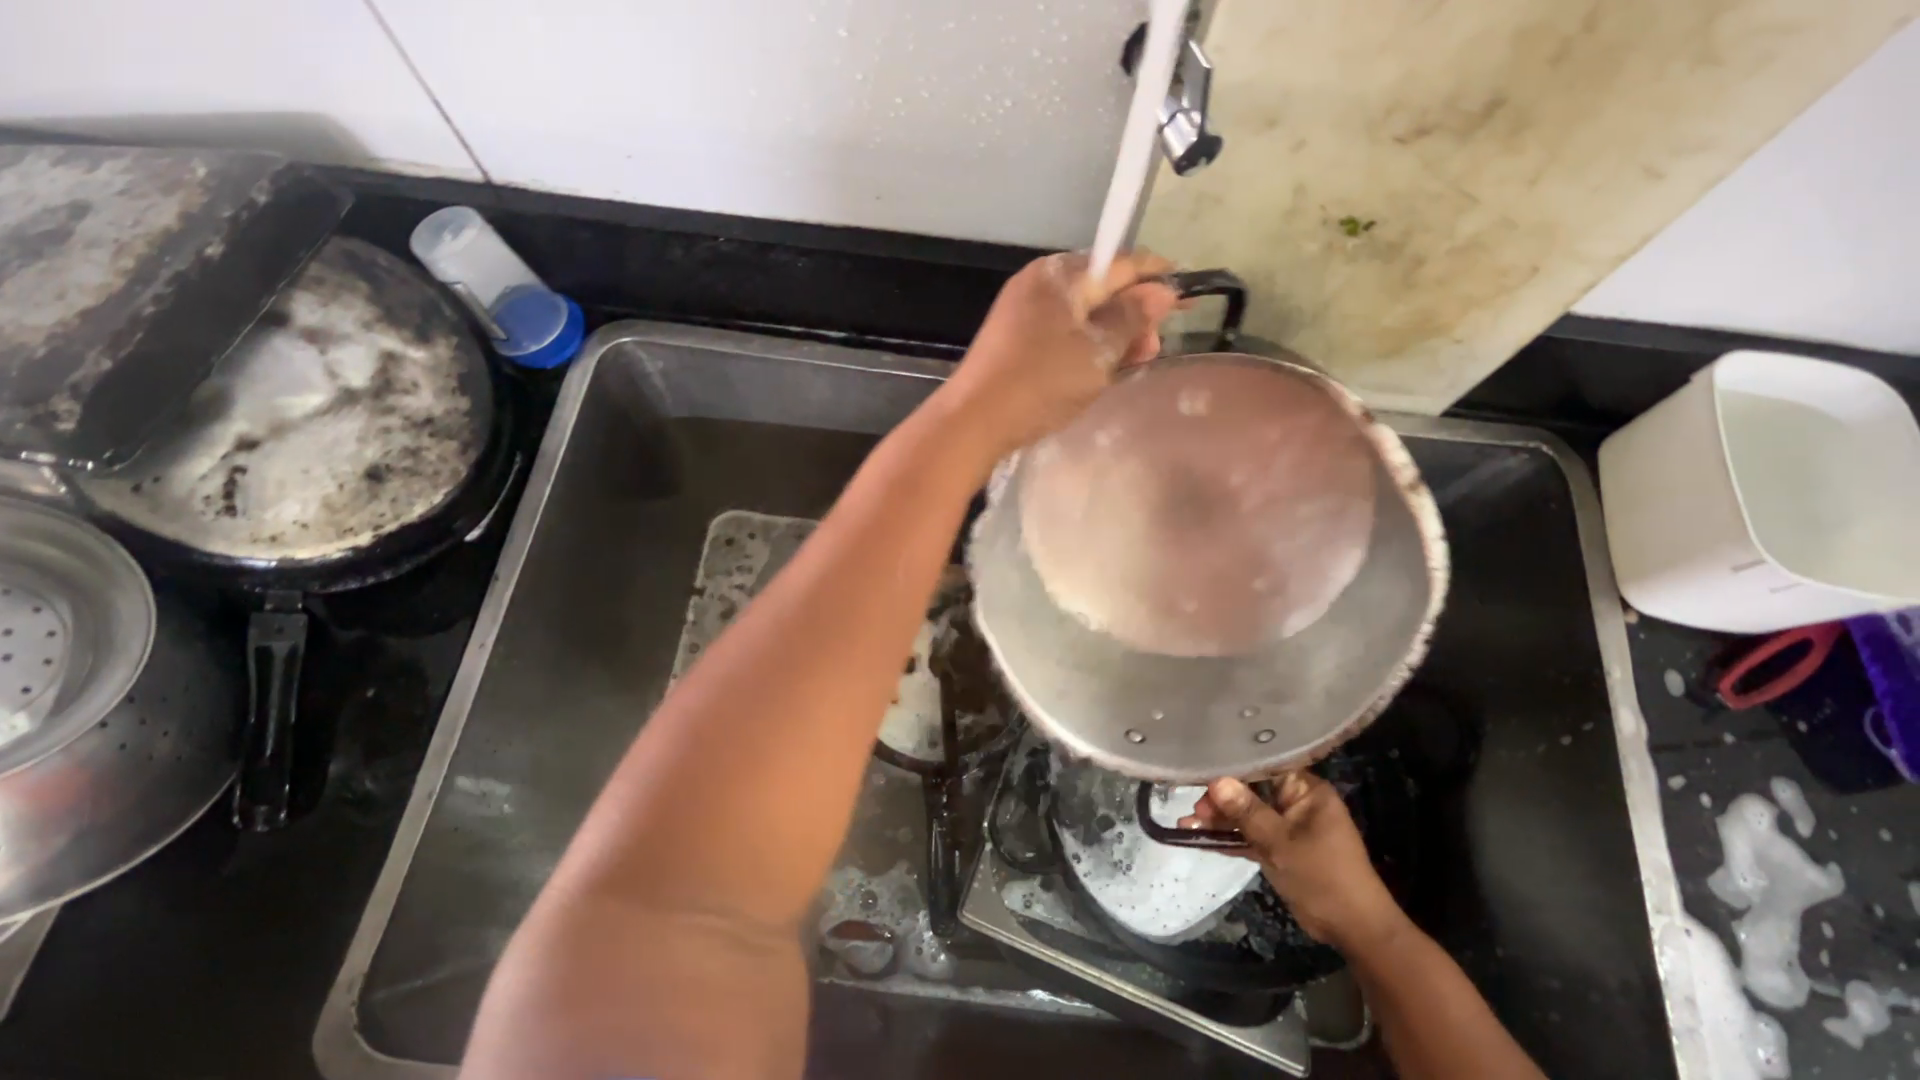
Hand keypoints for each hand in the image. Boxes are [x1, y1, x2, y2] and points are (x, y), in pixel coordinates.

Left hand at [933, 252, 1180, 464]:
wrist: (974, 421)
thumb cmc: (1040, 382)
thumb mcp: (1097, 351)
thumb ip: (1132, 318)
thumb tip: (1162, 291)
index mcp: (1060, 274)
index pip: (1122, 263)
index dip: (1158, 278)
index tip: (1188, 295)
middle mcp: (1040, 282)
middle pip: (1102, 288)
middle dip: (1134, 314)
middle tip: (1153, 348)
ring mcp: (1024, 311)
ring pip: (1084, 314)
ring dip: (1114, 335)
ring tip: (1132, 364)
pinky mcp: (1016, 339)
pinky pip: (1065, 332)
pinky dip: (1088, 346)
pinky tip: (1101, 370)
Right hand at [1180, 773, 1410, 954]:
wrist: (1353, 928)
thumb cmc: (1323, 876)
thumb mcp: (1280, 842)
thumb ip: (1247, 812)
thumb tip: (1217, 781)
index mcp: (1307, 791)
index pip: (1266, 767)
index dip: (1233, 769)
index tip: (1202, 774)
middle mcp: (1297, 803)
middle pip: (1252, 792)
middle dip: (1221, 800)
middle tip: (1195, 810)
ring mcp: (1288, 828)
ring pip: (1247, 816)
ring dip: (1220, 821)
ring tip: (1187, 824)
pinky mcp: (1281, 850)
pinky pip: (1250, 837)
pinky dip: (1229, 839)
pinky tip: (1199, 838)